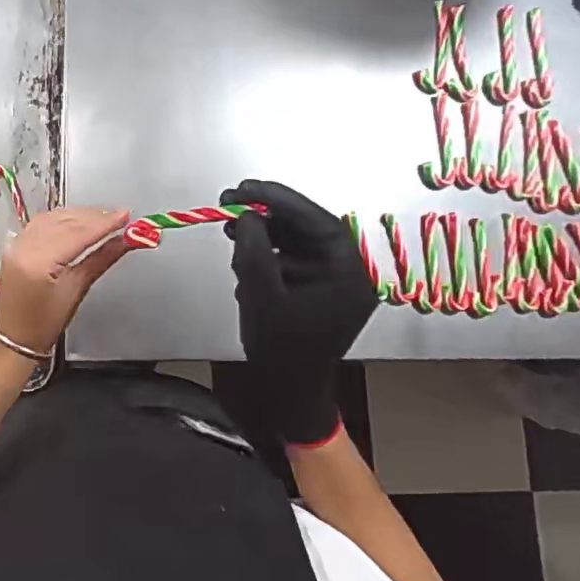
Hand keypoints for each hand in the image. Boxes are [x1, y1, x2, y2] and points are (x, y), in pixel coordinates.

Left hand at [0, 206, 132, 356]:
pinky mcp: (15, 246)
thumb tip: (125, 240)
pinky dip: (62, 219)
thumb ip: (100, 259)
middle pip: (64, 222)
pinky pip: (41, 223)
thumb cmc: (46, 323)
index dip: (103, 223)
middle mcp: (24, 247)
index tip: (126, 216)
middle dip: (93, 217)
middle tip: (120, 217)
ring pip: (52, 218)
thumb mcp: (76, 290)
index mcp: (38, 262)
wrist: (15, 338)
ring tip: (103, 218)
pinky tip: (78, 221)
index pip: (77, 234)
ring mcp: (17, 245)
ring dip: (78, 215)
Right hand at [221, 180, 376, 444]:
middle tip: (231, 200)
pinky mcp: (314, 292)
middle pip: (306, 229)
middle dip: (268, 215)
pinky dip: (266, 256)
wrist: (288, 393)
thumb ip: (255, 252)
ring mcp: (331, 283)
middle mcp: (347, 273)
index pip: (317, 222)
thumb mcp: (263, 297)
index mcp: (349, 273)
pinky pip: (291, 262)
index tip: (248, 187)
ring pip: (296, 243)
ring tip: (229, 227)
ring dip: (263, 234)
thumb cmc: (281, 350)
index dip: (281, 199)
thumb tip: (246, 216)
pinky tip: (242, 255)